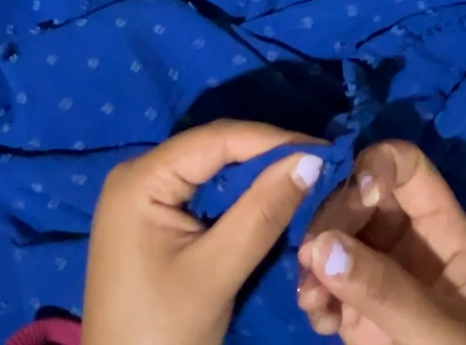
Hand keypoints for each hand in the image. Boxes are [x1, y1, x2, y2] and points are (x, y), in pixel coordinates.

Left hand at [83, 120, 324, 344]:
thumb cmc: (161, 332)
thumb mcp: (215, 272)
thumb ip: (262, 212)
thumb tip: (310, 159)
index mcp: (141, 177)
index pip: (216, 140)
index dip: (272, 139)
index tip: (324, 148)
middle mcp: (140, 174)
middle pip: (215, 151)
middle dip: (269, 156)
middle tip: (322, 165)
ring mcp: (147, 197)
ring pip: (214, 173)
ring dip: (259, 178)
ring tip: (308, 178)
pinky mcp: (157, 221)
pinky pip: (206, 195)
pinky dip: (241, 199)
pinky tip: (275, 201)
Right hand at [296, 140, 465, 344]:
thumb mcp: (445, 336)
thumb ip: (386, 291)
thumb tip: (319, 245)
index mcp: (446, 233)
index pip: (407, 169)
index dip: (377, 166)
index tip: (354, 194)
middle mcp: (410, 246)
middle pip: (360, 197)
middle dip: (332, 217)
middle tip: (312, 255)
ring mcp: (385, 280)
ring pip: (337, 237)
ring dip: (315, 257)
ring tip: (310, 298)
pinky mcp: (364, 317)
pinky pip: (328, 282)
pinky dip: (315, 291)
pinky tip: (317, 318)